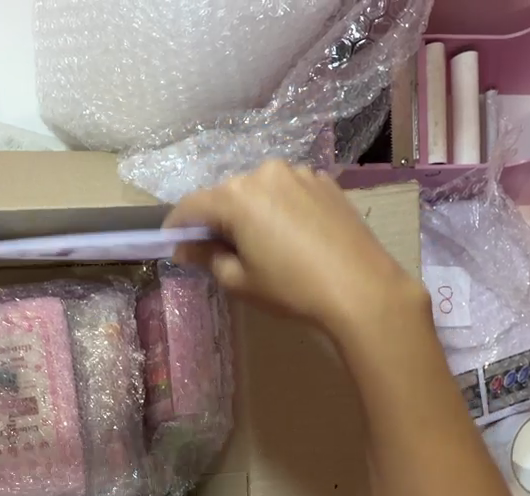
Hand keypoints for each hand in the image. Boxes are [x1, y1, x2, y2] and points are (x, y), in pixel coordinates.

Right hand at [164, 161, 428, 356]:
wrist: (359, 286)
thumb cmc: (290, 287)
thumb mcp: (239, 280)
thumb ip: (207, 258)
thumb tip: (185, 248)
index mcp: (237, 196)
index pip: (192, 205)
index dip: (177, 225)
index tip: (170, 242)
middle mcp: (265, 173)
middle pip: (226, 194)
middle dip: (215, 219)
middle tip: (214, 250)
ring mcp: (298, 173)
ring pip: (258, 191)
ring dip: (248, 212)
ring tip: (254, 245)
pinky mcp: (324, 182)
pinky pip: (286, 192)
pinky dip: (276, 209)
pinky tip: (286, 238)